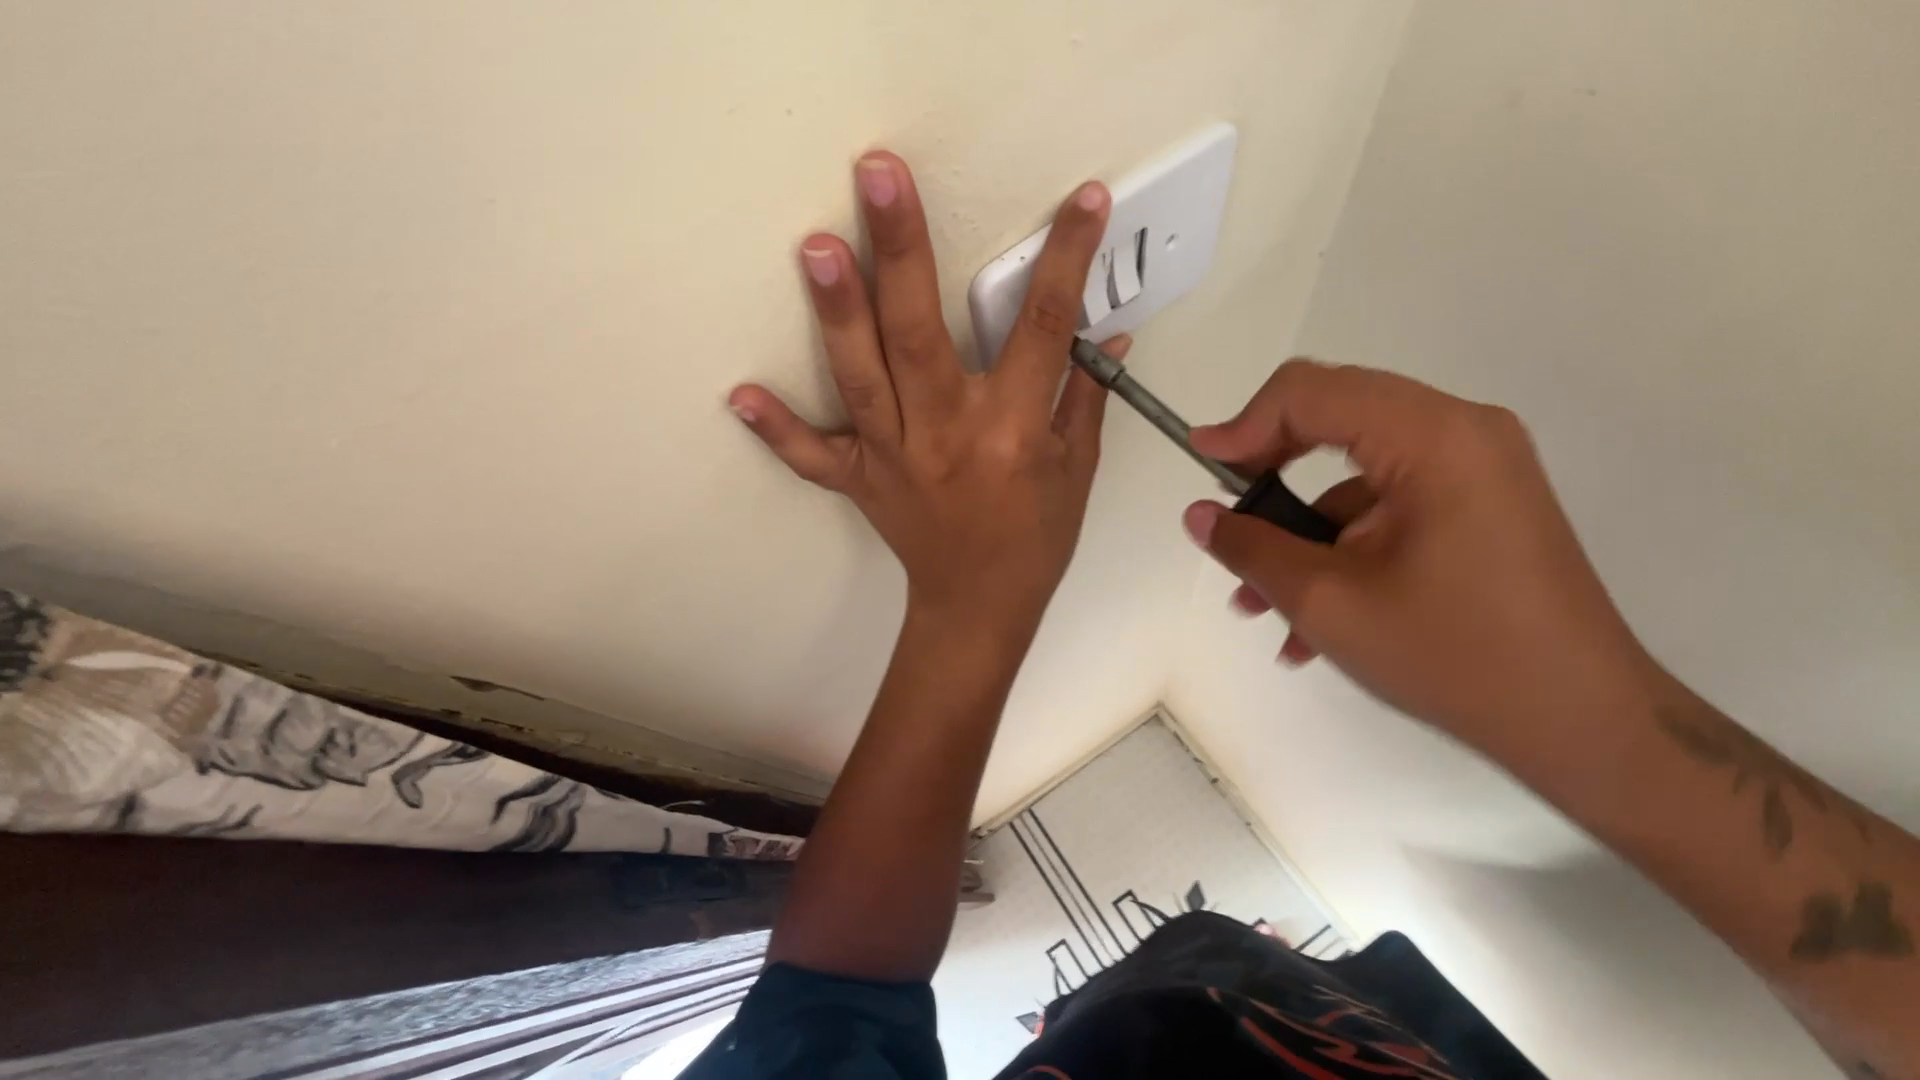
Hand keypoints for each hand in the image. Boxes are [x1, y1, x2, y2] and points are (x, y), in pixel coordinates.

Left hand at [730, 152, 1127, 627]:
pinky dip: (777, 428)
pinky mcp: (861, 479)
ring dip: (836, 311)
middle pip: (921, 333)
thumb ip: (1084, 397)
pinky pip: (813, 455)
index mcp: (1012, 430)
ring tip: (814, 245)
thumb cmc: (1034, 539)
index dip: (1067, 257)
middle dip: (902, 249)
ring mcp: (895, 456)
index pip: (1044, 327)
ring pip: (861, 377)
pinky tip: (739, 394)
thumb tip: (1108, 334)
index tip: (1083, 199)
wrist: (980, 608)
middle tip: (879, 176)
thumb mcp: (1075, 469)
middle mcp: (948, 434)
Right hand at [1184, 361, 1658, 748]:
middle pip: (1335, 420)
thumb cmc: (1453, 654)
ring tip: (1258, 603)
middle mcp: (1461, 433)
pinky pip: (1387, 508)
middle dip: (1268, 474)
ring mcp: (1476, 470)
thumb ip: (1251, 548)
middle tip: (1226, 520)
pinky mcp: (1479, 507)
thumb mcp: (1328, 602)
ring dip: (1300, 530)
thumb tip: (1198, 516)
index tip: (1201, 466)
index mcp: (1432, 437)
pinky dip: (1340, 548)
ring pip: (1355, 473)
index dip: (1245, 425)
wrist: (1579, 721)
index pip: (1312, 391)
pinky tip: (1309, 626)